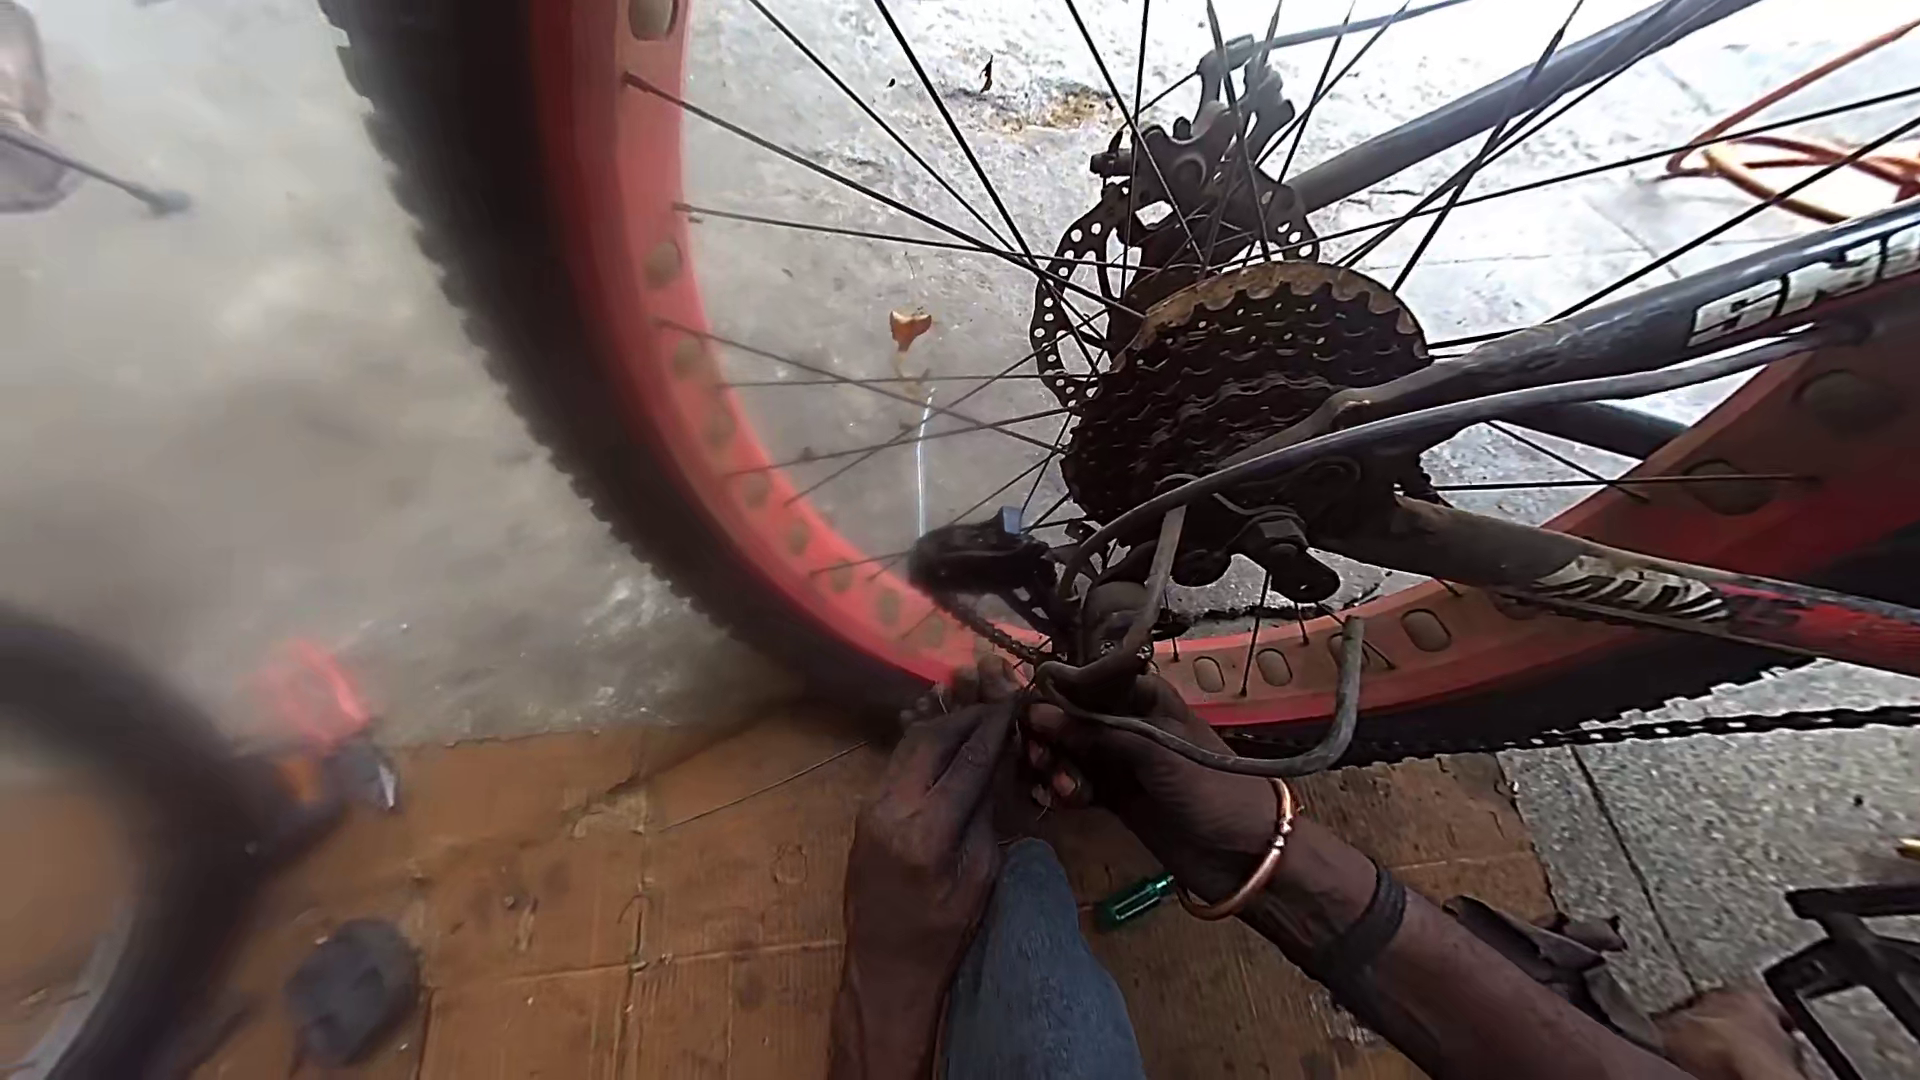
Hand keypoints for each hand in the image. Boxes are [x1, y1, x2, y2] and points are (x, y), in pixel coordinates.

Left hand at [830, 659, 1017, 1079]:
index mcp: (926, 834)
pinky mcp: (865, 806)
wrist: (881, 967)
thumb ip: (986, 812)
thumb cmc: (942, 933)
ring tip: (975, 715)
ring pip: (911, 743)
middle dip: (967, 717)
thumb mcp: (980, 876)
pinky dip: (926, 742)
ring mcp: (872, 804)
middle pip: (932, 739)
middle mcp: (892, 808)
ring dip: (944, 723)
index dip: (993, 729)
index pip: (967, 762)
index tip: (1012, 705)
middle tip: (995, 705)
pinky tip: (947, 737)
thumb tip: (998, 759)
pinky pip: (899, 759)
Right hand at [1024, 675, 1275, 870]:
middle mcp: (1123, 719)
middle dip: (1048, 737)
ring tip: (1064, 790)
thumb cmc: (1211, 787)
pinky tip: (1066, 802)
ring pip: (1066, 750)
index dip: (1052, 696)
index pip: (1082, 683)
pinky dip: (1063, 789)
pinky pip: (1074, 781)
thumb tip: (1035, 713)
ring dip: (1055, 767)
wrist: (1247, 856)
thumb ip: (1094, 732)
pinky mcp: (1111, 792)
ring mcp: (1116, 757)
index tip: (1027, 717)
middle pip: (1066, 717)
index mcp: (1139, 694)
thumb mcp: (1154, 752)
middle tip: (1040, 761)